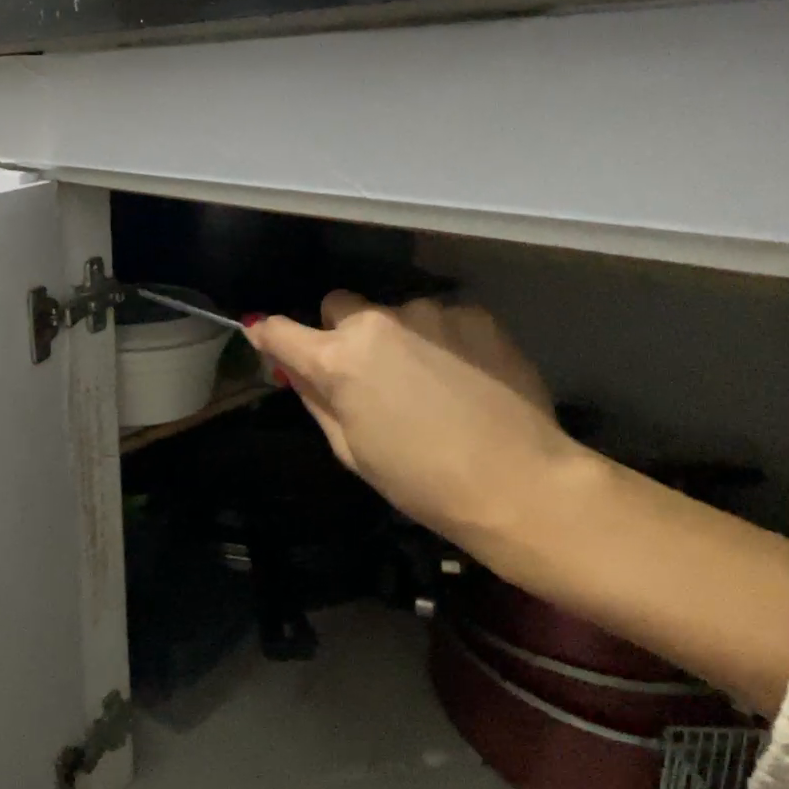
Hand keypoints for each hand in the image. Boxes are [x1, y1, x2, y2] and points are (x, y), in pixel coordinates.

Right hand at [244, 292, 575, 541]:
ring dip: (398, 337)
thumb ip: (315, 399)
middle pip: (339, 306)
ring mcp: (430, 311)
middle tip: (369, 375)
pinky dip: (441, 340)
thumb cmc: (422, 482)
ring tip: (431, 383)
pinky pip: (439, 319)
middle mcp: (378, 321)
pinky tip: (464, 377)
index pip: (280, 330)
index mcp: (338, 360)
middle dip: (343, 333)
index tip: (269, 339)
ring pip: (394, 312)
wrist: (519, 482)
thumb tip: (293, 368)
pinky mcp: (474, 313)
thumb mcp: (352, 451)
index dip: (269, 334)